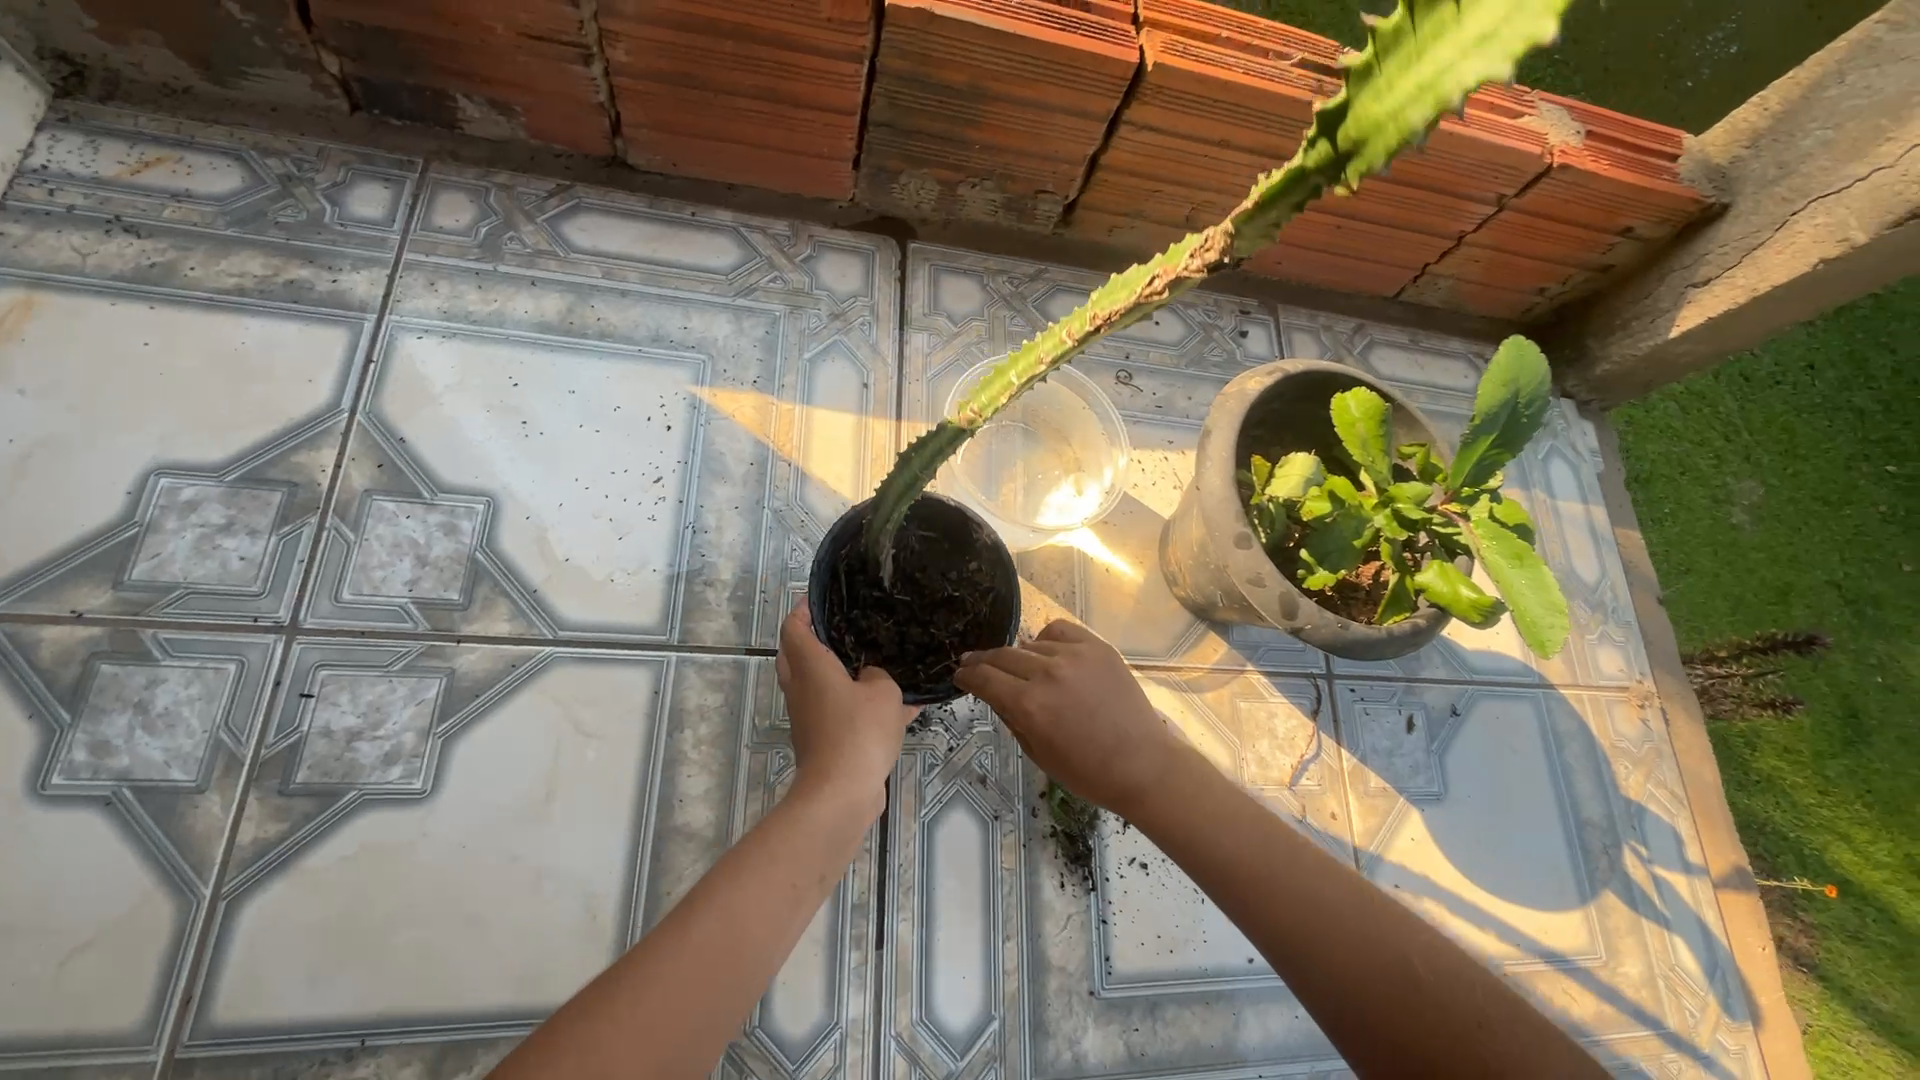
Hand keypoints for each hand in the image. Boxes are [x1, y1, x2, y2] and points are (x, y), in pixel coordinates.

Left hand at [777, 600, 917, 818]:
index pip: (794, 627)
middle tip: (845, 627)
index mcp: (810, 666)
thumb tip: (870, 679)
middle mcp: (801, 688)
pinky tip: (901, 708)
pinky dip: (859, 705)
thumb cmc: (858, 731)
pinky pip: (838, 712)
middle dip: (814, 638)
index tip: (822, 598)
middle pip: (796, 655)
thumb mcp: (883, 691)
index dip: (804, 609)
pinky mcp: (821, 741)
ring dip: (837, 673)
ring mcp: (808, 717)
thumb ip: (878, 675)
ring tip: (873, 663)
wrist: (841, 792)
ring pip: (817, 685)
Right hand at [953, 620, 1180, 817]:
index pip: (984, 679)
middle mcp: (1047, 673)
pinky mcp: (1097, 647)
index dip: (966, 676)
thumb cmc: (1087, 771)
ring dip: (1017, 656)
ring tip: (1017, 665)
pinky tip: (1047, 652)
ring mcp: (1074, 656)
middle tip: (973, 664)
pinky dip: (1047, 640)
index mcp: (1029, 705)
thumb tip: (995, 694)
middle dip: (983, 662)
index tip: (960, 675)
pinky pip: (1059, 632)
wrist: (1142, 764)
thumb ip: (1011, 717)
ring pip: (1029, 645)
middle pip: (1001, 656)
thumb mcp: (1037, 753)